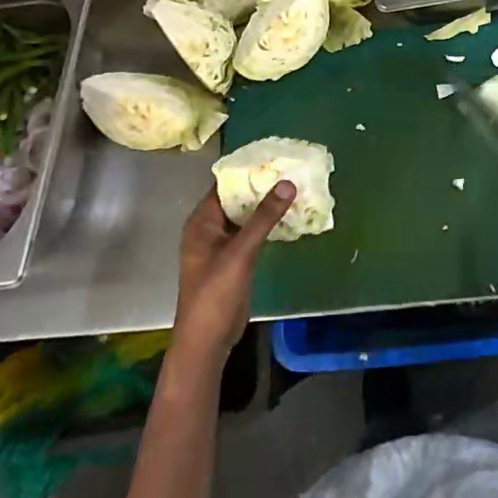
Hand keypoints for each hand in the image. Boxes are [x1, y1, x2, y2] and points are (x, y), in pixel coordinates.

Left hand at [172, 182, 294, 364]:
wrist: (207, 341)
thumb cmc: (215, 294)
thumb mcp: (240, 253)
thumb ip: (264, 218)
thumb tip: (287, 183)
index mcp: (201, 222)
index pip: (224, 185)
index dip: (247, 170)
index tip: (274, 156)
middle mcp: (210, 229)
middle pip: (238, 199)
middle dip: (262, 186)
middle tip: (291, 169)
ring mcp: (222, 245)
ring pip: (247, 217)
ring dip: (267, 206)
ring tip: (295, 187)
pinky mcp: (235, 260)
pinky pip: (252, 233)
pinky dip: (268, 225)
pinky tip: (290, 217)